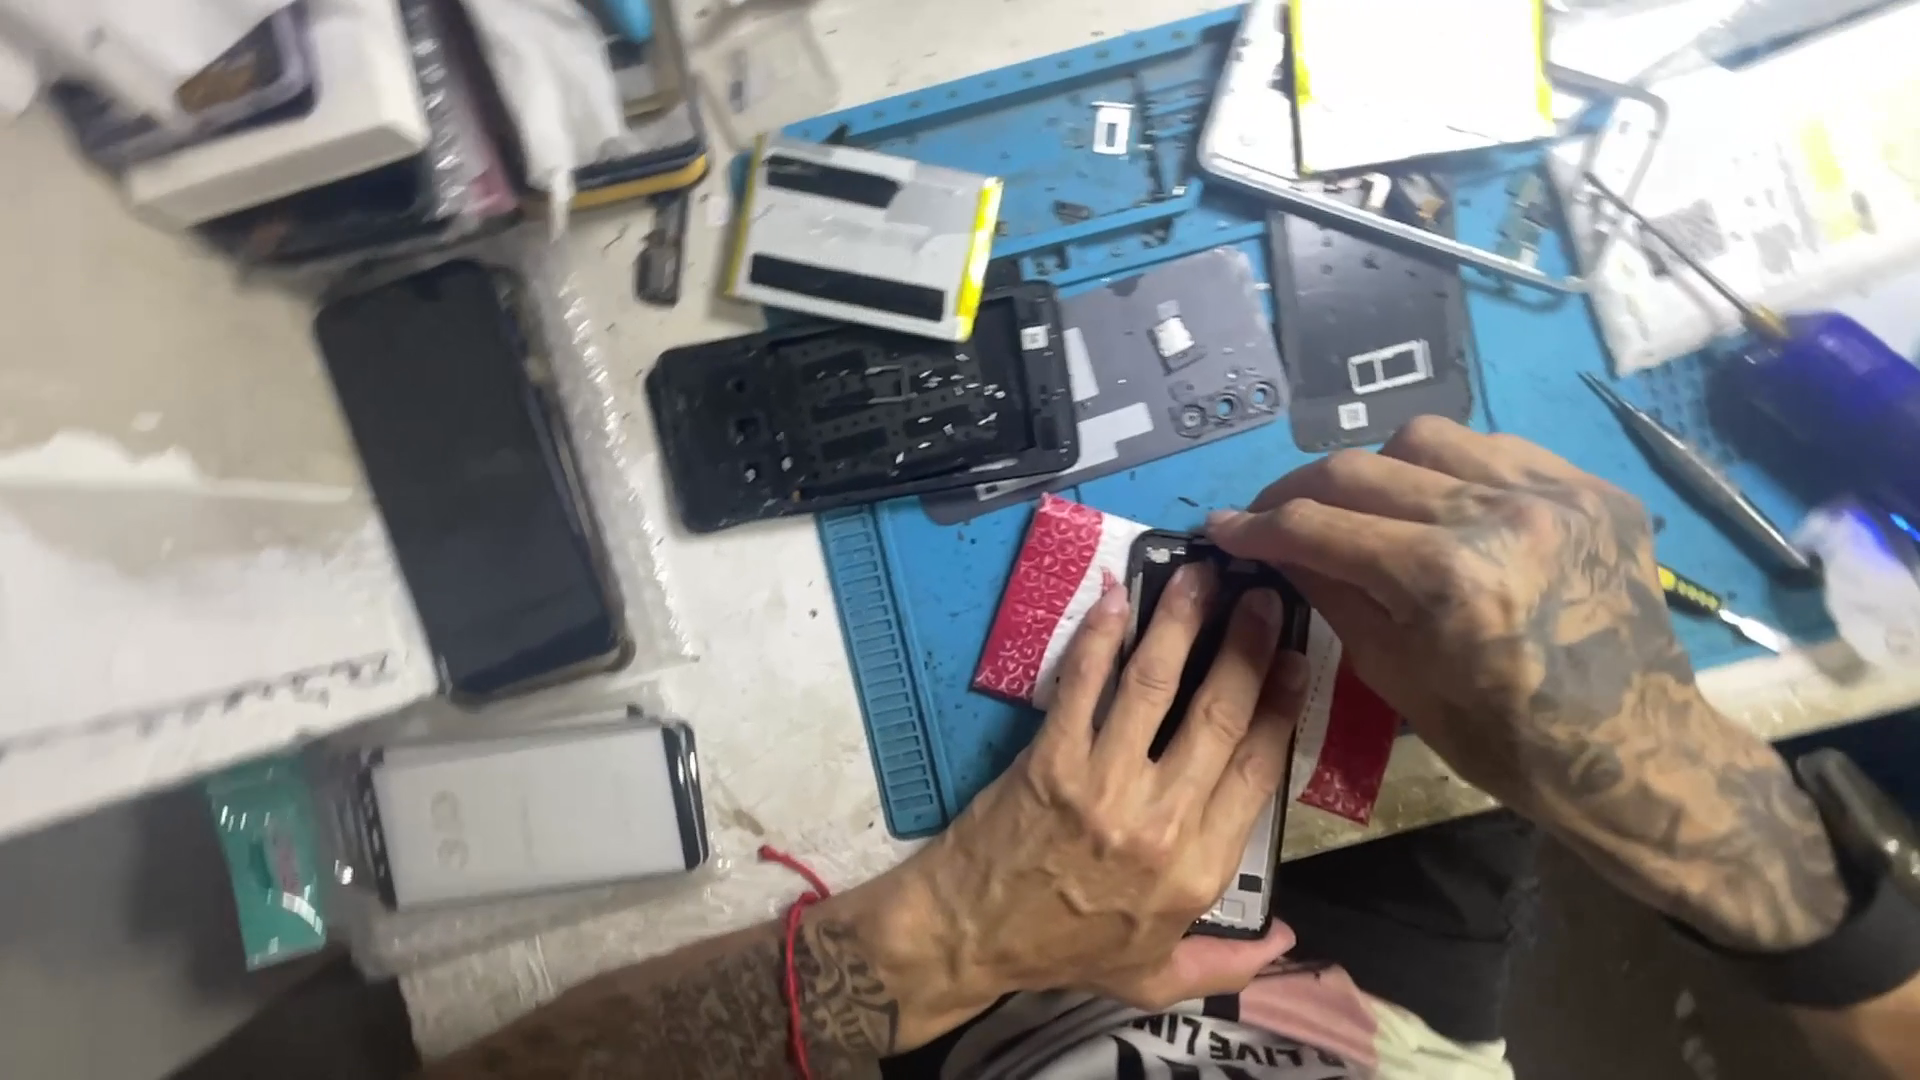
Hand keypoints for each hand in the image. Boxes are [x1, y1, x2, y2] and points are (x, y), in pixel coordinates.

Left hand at [895, 565, 1307, 1022]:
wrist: (974, 935)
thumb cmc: (1065, 948)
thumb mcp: (1153, 975)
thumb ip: (1227, 964)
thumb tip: (1289, 941)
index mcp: (1198, 869)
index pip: (1259, 771)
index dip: (1281, 707)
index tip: (1294, 661)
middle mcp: (1160, 820)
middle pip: (1219, 715)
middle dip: (1245, 647)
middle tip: (1260, 597)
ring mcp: (1102, 782)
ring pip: (1154, 686)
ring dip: (1179, 623)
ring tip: (1198, 577)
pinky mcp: (1050, 757)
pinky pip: (1082, 684)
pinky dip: (1099, 638)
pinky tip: (1116, 600)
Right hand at [1205, 416, 1844, 950]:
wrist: (1632, 754)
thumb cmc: (1495, 735)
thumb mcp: (1386, 668)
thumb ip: (1326, 588)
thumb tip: (1270, 546)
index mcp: (1445, 579)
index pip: (1318, 526)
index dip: (1255, 526)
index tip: (1221, 528)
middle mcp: (1499, 517)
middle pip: (1356, 470)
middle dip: (1294, 491)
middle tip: (1270, 516)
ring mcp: (1554, 494)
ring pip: (1418, 437)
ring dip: (1368, 469)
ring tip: (1358, 505)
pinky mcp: (1590, 489)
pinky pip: (1488, 446)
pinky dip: (1438, 467)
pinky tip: (1428, 500)